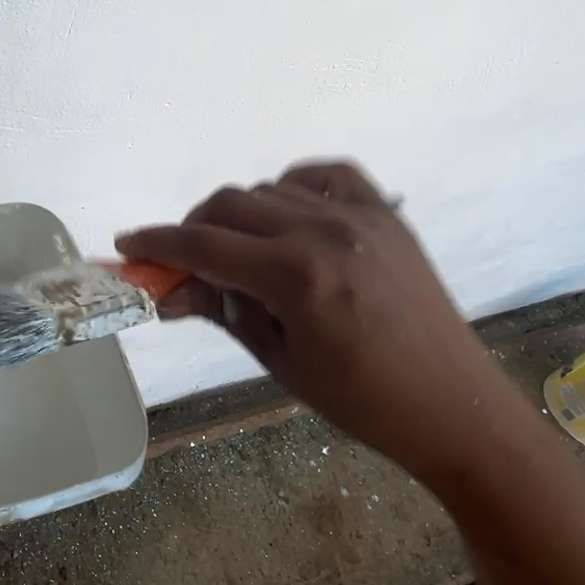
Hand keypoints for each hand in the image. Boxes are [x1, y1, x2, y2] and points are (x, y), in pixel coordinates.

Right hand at [119, 160, 522, 481]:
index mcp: (296, 277)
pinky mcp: (386, 214)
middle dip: (193, 229)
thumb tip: (164, 292)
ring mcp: (360, 217)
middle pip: (228, 204)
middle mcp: (324, 233)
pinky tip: (287, 214)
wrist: (456, 410)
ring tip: (243, 252)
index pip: (203, 245)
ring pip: (268, 190)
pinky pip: (323, 174)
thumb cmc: (360, 400)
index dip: (157, 243)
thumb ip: (217, 309)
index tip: (128, 245)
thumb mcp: (276, 359)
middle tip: (186, 261)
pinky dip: (293, 186)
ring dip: (240, 215)